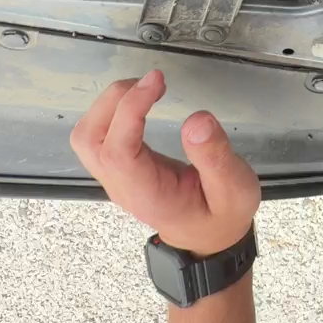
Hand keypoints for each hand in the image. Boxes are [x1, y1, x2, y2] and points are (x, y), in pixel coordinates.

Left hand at [71, 69, 260, 255]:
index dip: (130, 110)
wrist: (209, 241)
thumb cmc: (222, 215)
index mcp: (146, 193)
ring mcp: (116, 177)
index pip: (118, 149)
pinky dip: (113, 110)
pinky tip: (141, 99)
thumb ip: (216, 156)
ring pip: (87, 136)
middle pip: (89, 139)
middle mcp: (122, 185)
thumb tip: (196, 119)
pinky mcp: (120, 167)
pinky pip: (99, 135)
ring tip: (146, 87)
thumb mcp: (235, 190)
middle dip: (113, 101)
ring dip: (109, 104)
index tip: (157, 81)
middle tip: (152, 82)